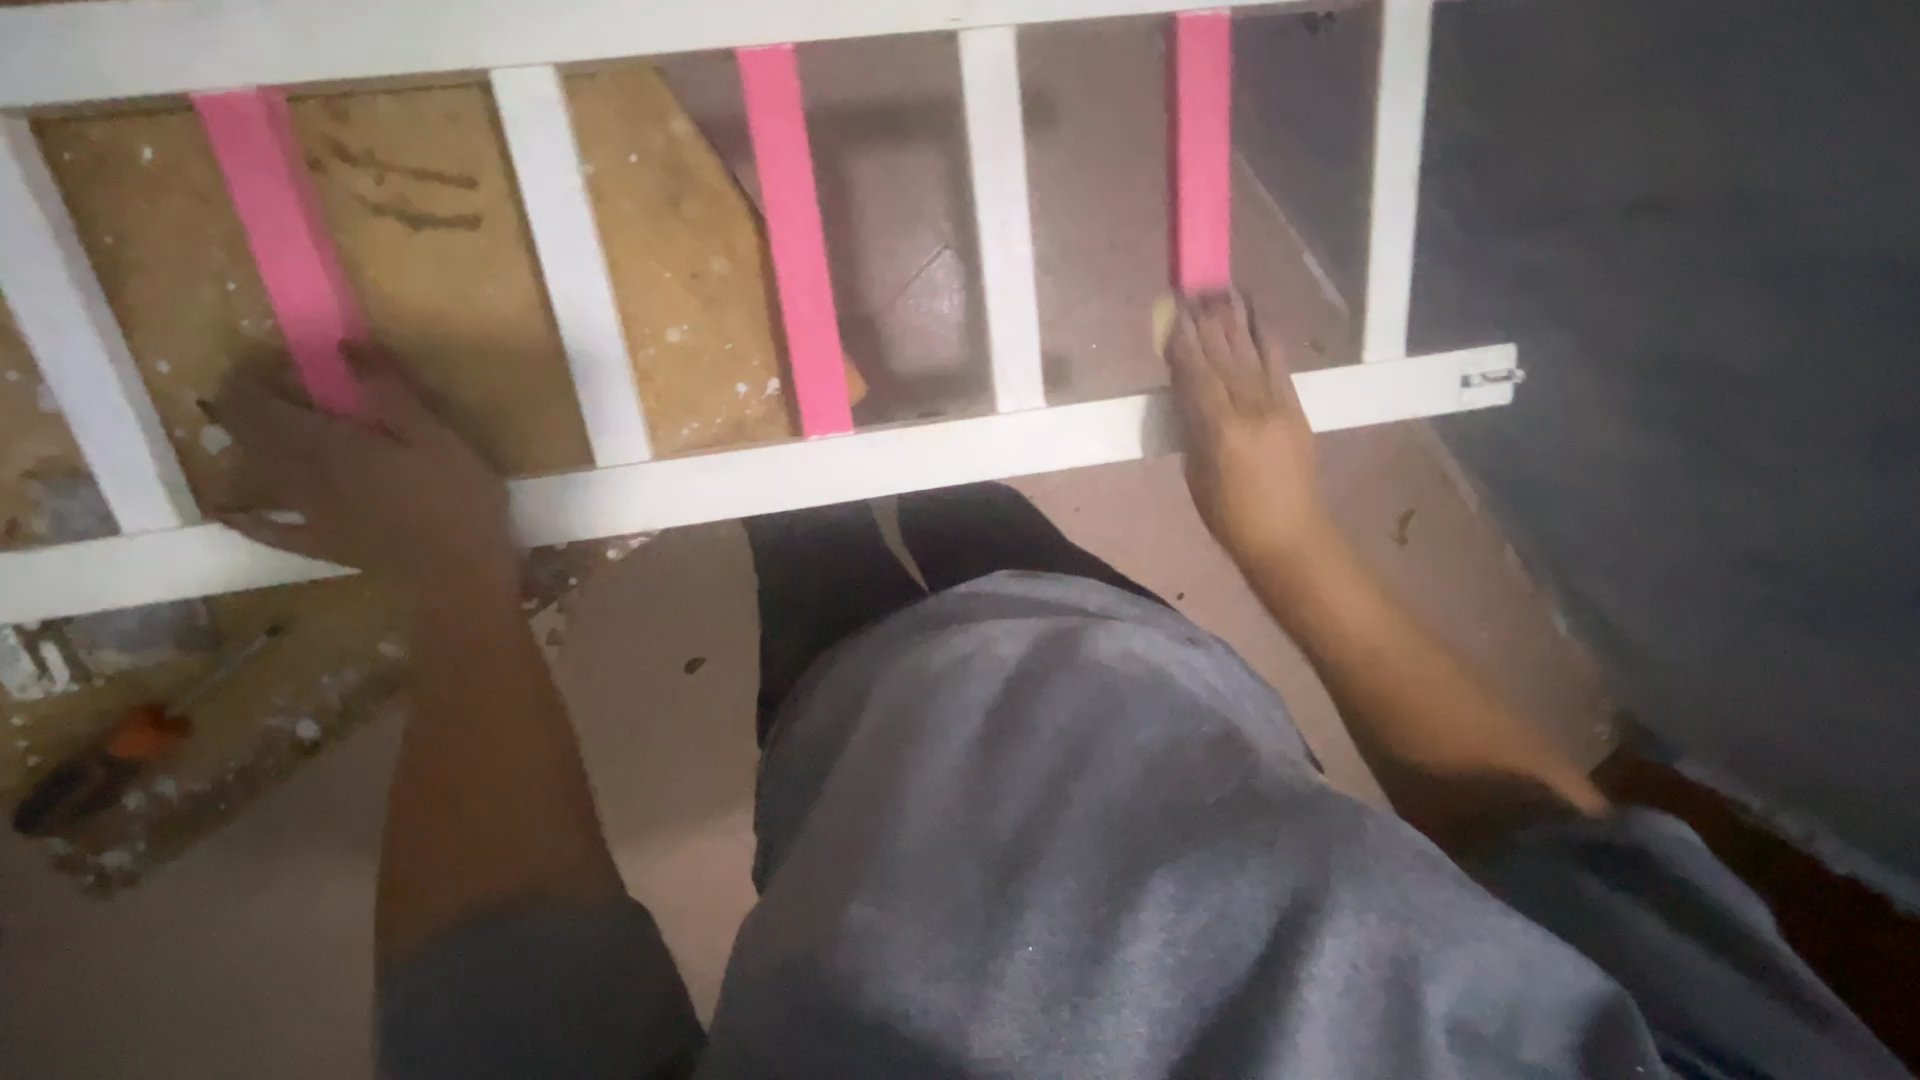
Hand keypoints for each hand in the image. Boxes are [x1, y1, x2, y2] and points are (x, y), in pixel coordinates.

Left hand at [212, 348, 519, 604]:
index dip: (251, 377)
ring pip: (255, 473)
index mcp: (327, 442)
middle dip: (242, 406)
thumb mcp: (437, 436)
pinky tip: (229, 509)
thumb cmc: (457, 498)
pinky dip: (244, 516)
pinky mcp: (320, 542)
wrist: (460, 570)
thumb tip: (343, 347)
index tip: (272, 361)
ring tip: (251, 431)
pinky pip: (267, 529)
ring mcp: (306, 512)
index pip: (258, 402)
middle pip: (249, 434)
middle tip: (261, 389)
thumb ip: (390, 392)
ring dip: (244, 448)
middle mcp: (301, 474)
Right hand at [1166, 292, 1335, 568]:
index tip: (1171, 312)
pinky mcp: (1296, 408)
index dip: (1182, 342)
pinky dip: (1265, 338)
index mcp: (1219, 432)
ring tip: (1221, 290)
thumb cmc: (1229, 516)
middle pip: (1223, 356)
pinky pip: (1278, 364)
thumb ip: (1192, 427)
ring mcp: (1278, 406)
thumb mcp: (1196, 474)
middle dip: (1206, 321)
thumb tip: (1186, 390)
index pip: (1196, 375)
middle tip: (1193, 289)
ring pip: (1250, 354)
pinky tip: (1255, 316)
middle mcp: (1250, 410)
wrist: (1288, 536)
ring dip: (1234, 320)